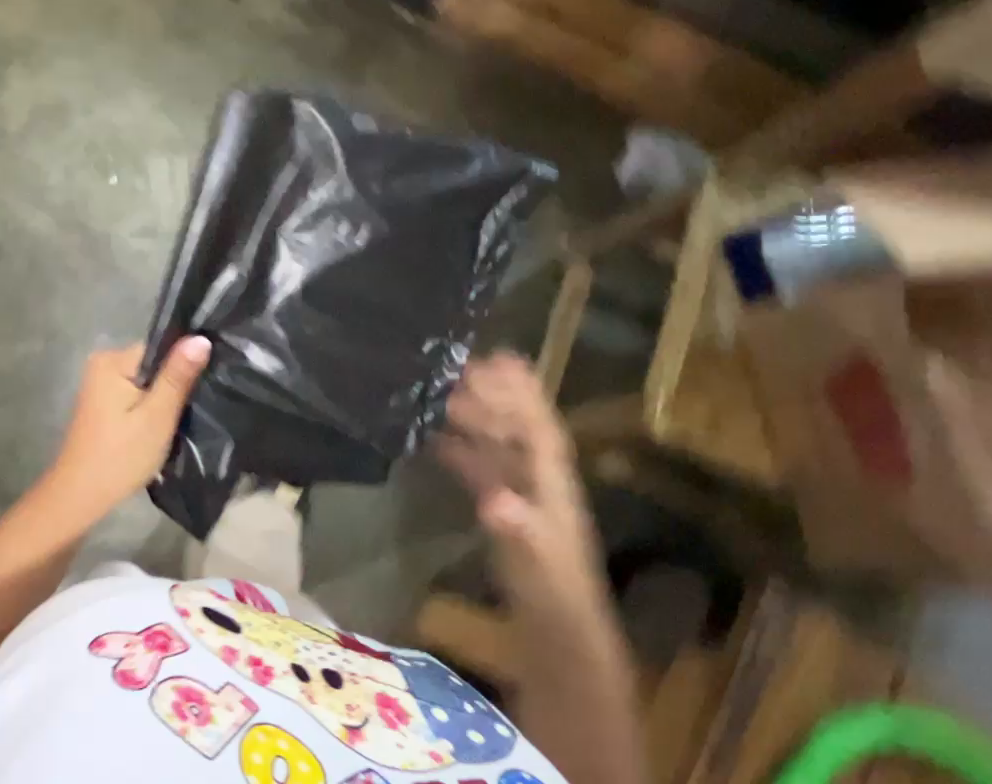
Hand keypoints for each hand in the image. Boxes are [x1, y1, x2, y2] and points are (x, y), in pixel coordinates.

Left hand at [43, 336, 210, 515]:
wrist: (81, 496)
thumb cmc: (121, 456)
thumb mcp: (157, 416)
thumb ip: (177, 376)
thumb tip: (200, 337)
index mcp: (112, 360)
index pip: (160, 349)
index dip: (184, 366)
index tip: (204, 386)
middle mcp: (102, 365)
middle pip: (153, 366)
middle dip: (173, 386)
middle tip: (196, 408)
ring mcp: (99, 386)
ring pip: (146, 384)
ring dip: (163, 401)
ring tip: (182, 420)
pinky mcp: (102, 406)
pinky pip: (135, 397)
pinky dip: (149, 410)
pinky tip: (162, 428)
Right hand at [439, 352, 606, 611]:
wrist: (557, 633)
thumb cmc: (551, 593)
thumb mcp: (535, 560)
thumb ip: (516, 527)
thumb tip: (494, 499)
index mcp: (552, 483)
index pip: (537, 427)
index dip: (521, 392)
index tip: (502, 357)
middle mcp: (538, 480)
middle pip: (516, 426)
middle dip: (495, 393)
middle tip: (460, 364)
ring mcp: (520, 494)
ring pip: (497, 444)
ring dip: (475, 416)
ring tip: (444, 389)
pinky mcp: (501, 511)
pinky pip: (480, 468)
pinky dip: (460, 449)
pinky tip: (434, 438)